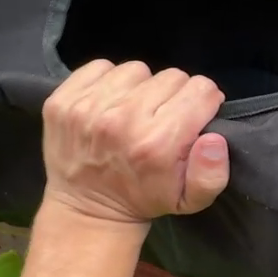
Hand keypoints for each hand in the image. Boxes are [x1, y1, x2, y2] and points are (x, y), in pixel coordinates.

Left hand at [39, 60, 229, 227]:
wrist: (86, 209)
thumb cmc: (145, 199)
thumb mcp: (192, 200)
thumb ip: (212, 173)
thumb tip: (214, 138)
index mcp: (158, 142)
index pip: (201, 90)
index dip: (205, 101)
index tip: (196, 116)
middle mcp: (123, 119)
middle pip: (173, 76)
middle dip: (177, 95)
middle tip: (164, 118)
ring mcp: (88, 108)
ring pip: (138, 70)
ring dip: (143, 87)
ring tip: (137, 110)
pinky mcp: (63, 101)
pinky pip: (101, 67)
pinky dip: (111, 80)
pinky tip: (112, 103)